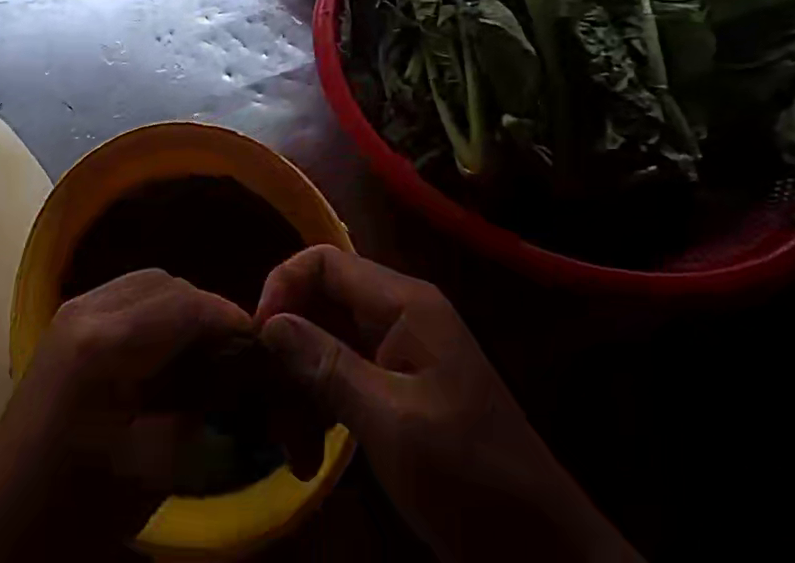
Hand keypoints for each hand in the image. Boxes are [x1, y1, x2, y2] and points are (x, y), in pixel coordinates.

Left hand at [0, 270, 251, 562]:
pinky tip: (163, 350)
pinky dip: (154, 312)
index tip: (260, 346)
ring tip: (202, 351)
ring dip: (181, 308)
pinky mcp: (64, 321)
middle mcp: (85, 309)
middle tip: (232, 352)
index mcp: (104, 343)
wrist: (0, 518)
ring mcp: (69, 310)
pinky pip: (124, 296)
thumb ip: (203, 411)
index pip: (186, 304)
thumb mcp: (154, 467)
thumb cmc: (75, 503)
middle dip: (206, 311)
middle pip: (166, 283)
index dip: (231, 320)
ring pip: (145, 283)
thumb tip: (242, 376)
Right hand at [255, 246, 640, 562]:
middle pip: (318, 303)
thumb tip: (267, 322)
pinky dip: (317, 407)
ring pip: (322, 343)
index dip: (283, 287)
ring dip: (298, 388)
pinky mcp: (391, 387)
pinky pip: (338, 376)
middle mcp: (397, 315)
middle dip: (286, 349)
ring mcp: (395, 352)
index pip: (324, 261)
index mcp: (405, 304)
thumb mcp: (390, 421)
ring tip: (291, 447)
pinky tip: (308, 454)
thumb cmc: (468, 475)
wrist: (538, 548)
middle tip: (265, 402)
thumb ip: (326, 365)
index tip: (256, 338)